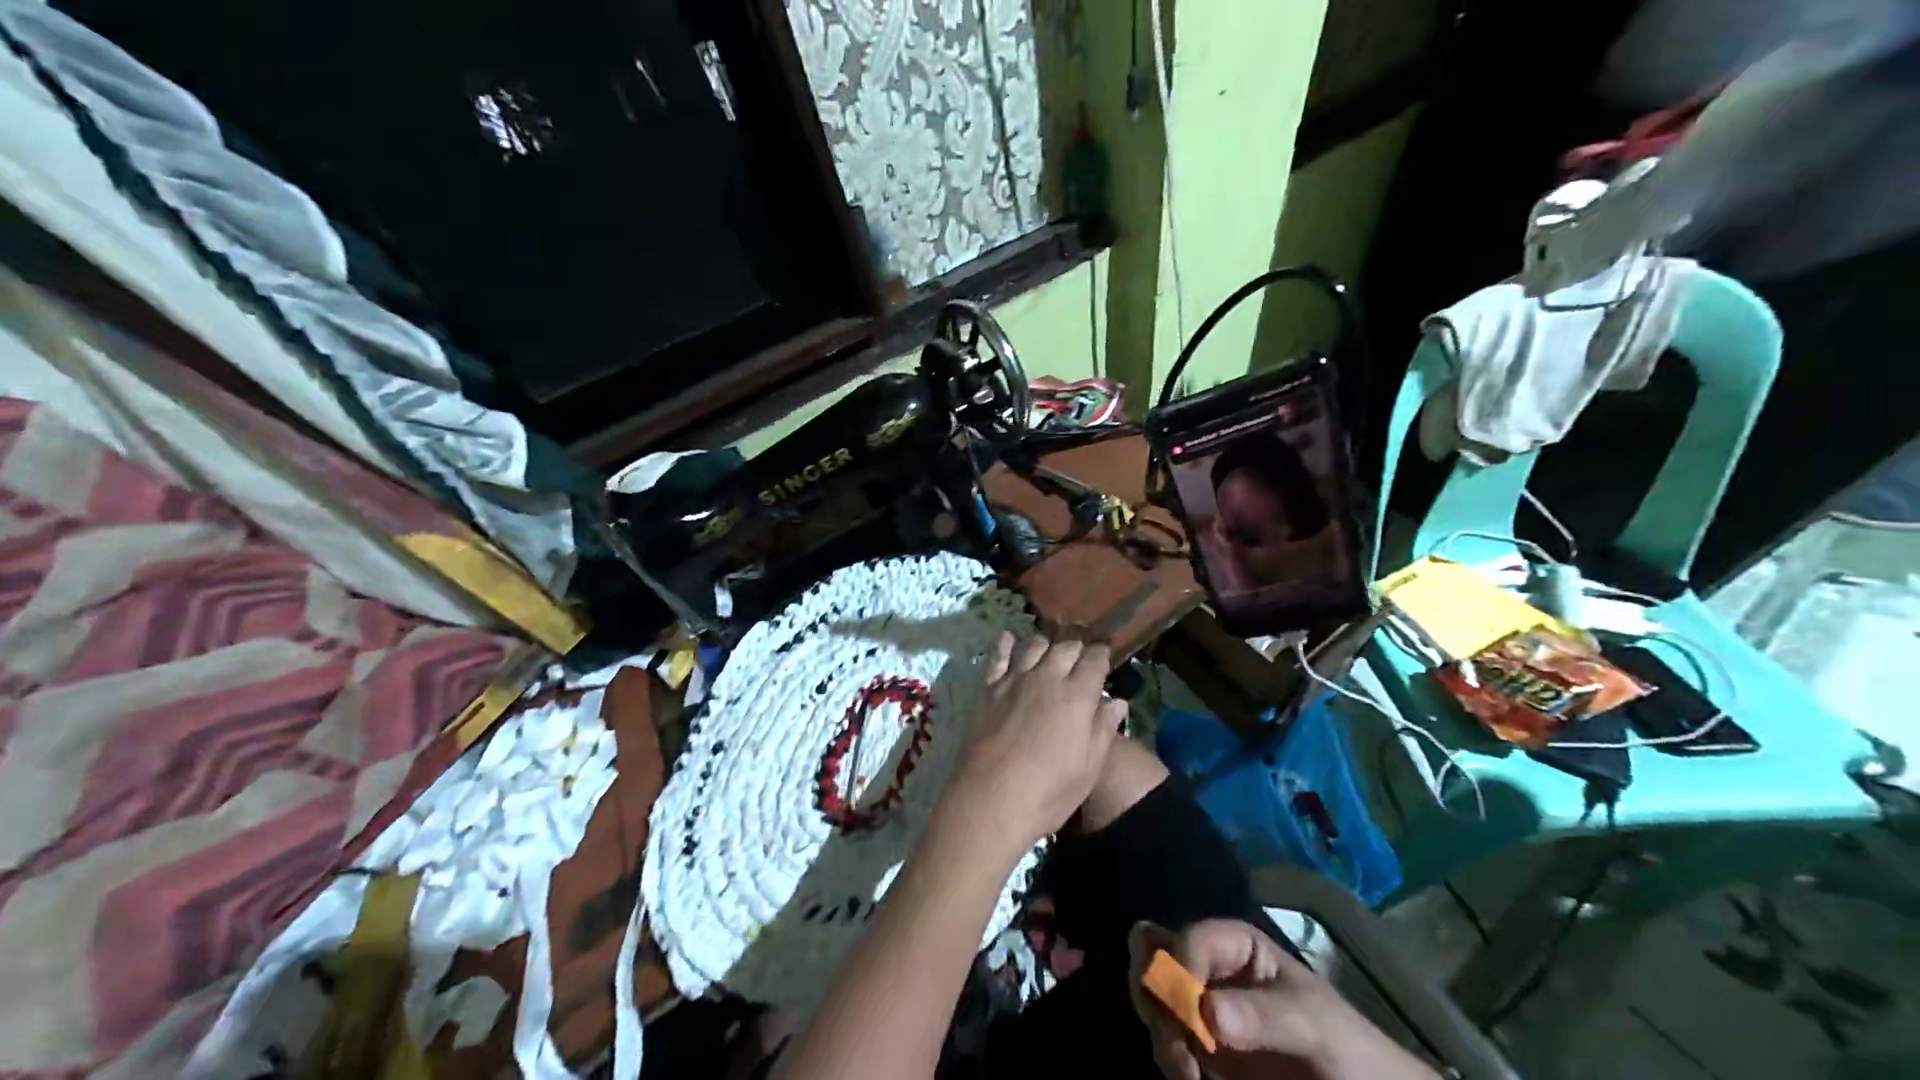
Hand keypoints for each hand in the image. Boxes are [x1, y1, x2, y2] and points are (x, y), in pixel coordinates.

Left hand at [937, 633, 1125, 855]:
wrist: (990, 800)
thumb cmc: (1048, 793)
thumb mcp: (1089, 768)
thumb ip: (1104, 729)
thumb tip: (1117, 701)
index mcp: (1077, 695)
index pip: (1095, 660)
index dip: (1102, 655)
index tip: (1105, 656)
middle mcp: (1047, 678)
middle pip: (1066, 647)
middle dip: (1077, 648)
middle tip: (1081, 656)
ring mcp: (1015, 680)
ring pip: (1034, 645)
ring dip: (1046, 644)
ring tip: (1051, 650)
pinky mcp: (989, 689)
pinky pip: (998, 656)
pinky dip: (1005, 644)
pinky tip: (1009, 638)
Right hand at [1127, 920, 1439, 1079]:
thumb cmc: (1348, 1049)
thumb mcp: (1314, 1026)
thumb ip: (1264, 1015)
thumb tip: (1207, 1010)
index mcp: (1233, 947)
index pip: (1190, 938)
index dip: (1180, 966)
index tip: (1189, 1013)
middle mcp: (1207, 971)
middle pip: (1152, 958)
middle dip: (1153, 994)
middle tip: (1174, 1039)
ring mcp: (1199, 1012)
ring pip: (1152, 1003)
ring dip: (1161, 1036)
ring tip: (1188, 1075)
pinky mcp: (1199, 1054)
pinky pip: (1167, 1045)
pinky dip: (1170, 1062)